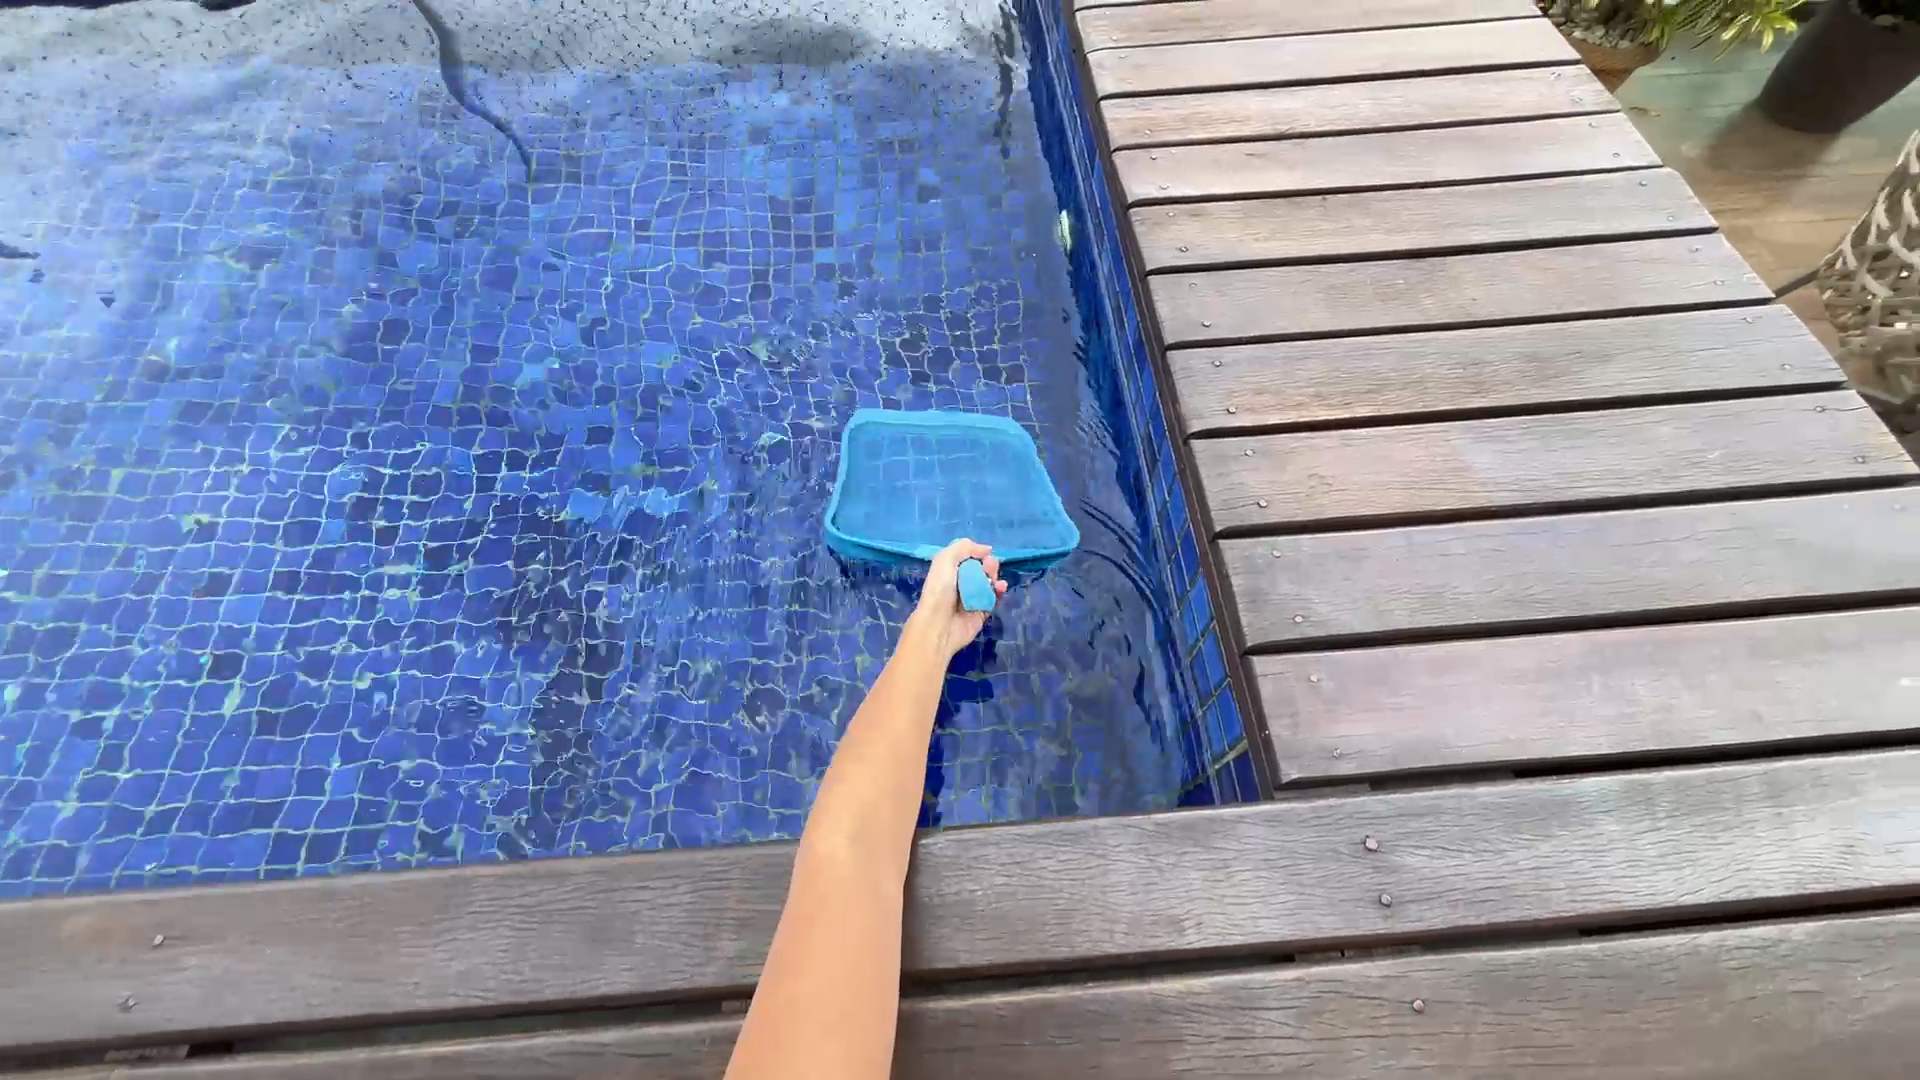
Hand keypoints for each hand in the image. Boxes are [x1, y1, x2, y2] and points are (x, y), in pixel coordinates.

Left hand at [905, 539, 1006, 657]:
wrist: (939, 625)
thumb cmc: (939, 590)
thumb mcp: (945, 559)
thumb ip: (965, 547)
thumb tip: (987, 549)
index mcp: (949, 570)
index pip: (968, 557)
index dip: (978, 553)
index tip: (985, 553)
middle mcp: (960, 583)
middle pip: (981, 569)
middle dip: (989, 565)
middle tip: (989, 566)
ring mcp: (972, 598)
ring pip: (989, 583)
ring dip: (995, 577)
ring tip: (994, 579)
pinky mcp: (982, 611)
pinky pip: (994, 598)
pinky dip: (999, 591)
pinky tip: (1000, 588)